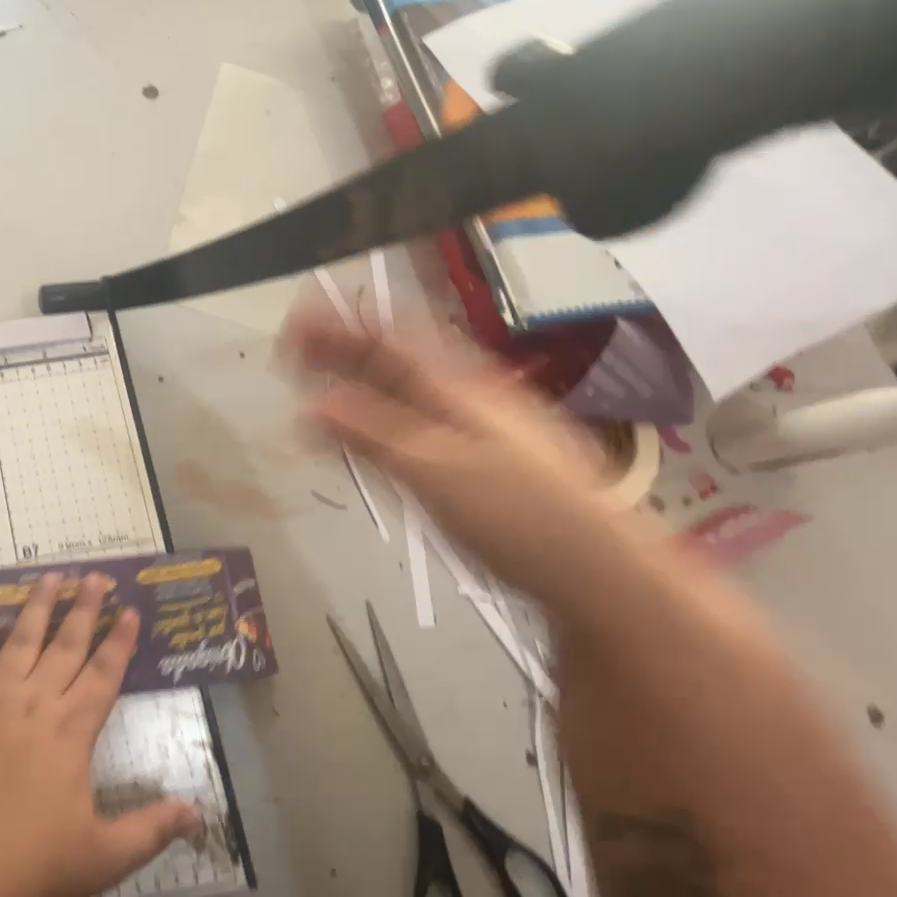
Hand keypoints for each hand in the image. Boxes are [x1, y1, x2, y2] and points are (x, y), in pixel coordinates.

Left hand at [0, 572, 201, 896]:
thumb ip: (151, 828)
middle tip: (95, 576)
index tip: (131, 609)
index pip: (103, 676)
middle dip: (83, 609)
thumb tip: (197, 812)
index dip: (120, 642)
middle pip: (65, 647)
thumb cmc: (32, 861)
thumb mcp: (103, 854)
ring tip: (50, 576)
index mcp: (71, 733)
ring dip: (37, 607)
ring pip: (21, 643)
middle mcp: (35, 706)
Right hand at [280, 306, 641, 605]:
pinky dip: (380, 416)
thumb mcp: (437, 472)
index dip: (338, 327)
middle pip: (395, 361)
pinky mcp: (481, 462)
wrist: (602, 572)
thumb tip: (312, 404)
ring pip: (407, 391)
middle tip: (294, 350)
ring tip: (318, 385)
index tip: (294, 324)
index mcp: (456, 390)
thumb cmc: (521, 516)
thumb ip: (373, 435)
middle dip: (342, 350)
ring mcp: (478, 430)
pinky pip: (417, 421)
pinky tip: (369, 432)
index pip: (387, 341)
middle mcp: (467, 399)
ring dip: (359, 381)